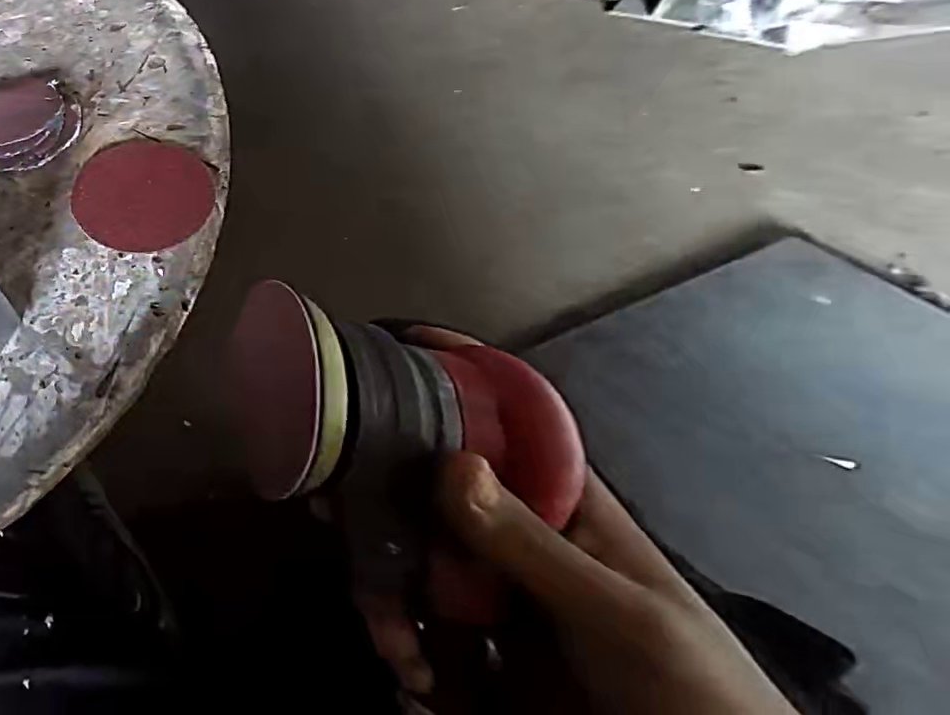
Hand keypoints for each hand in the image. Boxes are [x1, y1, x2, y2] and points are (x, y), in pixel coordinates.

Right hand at [363, 326, 794, 713]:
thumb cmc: (695, 695)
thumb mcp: (625, 619)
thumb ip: (537, 545)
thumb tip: (449, 461)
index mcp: (558, 501)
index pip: (501, 418)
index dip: (452, 374)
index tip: (394, 346)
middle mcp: (510, 528)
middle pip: (424, 479)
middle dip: (373, 493)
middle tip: (329, 505)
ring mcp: (487, 583)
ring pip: (403, 548)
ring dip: (381, 589)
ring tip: (388, 639)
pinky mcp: (471, 637)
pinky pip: (410, 616)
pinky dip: (397, 640)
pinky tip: (411, 675)